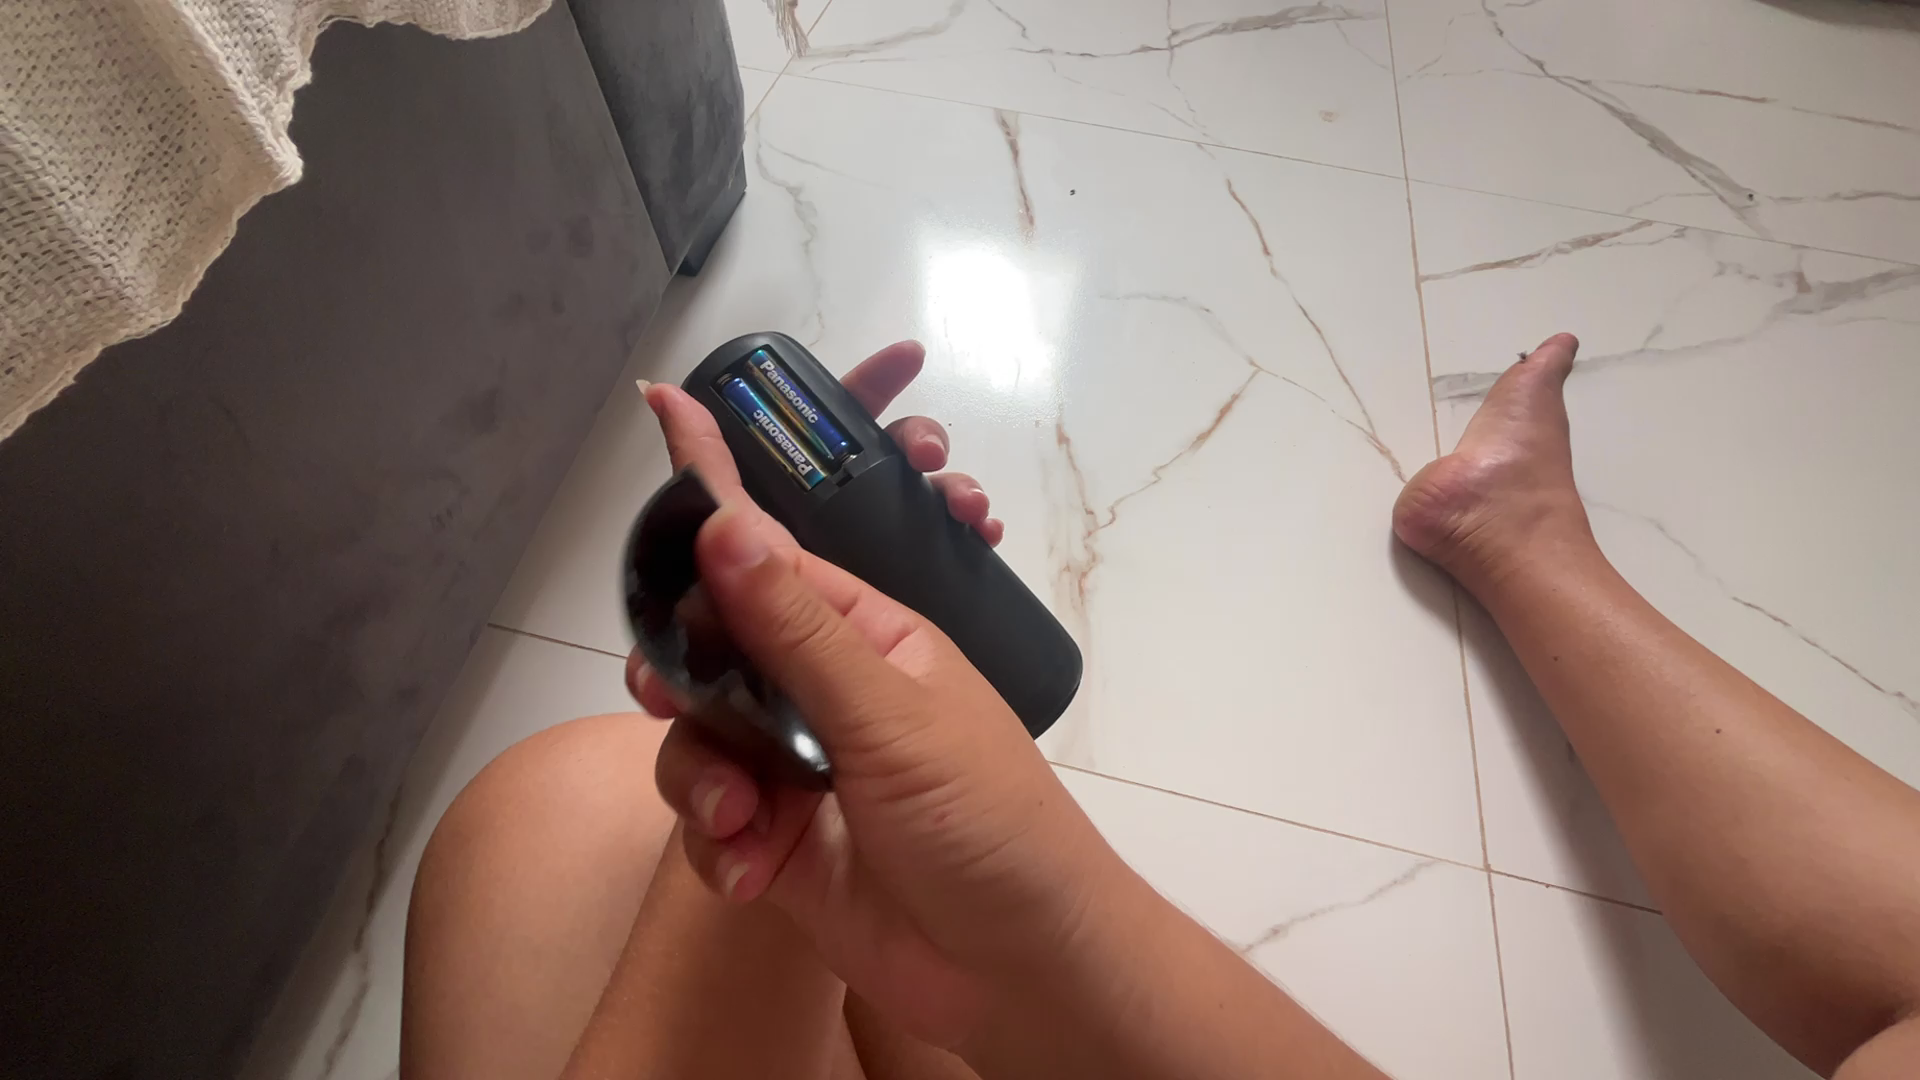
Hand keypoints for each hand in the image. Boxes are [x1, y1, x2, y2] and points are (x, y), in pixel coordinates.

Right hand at [628, 342, 1127, 1048]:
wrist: (1011, 963)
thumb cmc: (982, 816)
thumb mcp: (891, 716)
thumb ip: (800, 631)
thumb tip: (729, 524)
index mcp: (865, 634)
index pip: (775, 552)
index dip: (716, 492)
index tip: (662, 411)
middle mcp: (825, 687)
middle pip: (717, 648)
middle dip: (686, 676)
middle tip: (668, 697)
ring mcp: (798, 762)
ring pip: (702, 737)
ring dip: (705, 780)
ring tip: (740, 821)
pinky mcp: (776, 834)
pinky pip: (712, 817)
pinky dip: (720, 844)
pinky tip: (754, 872)